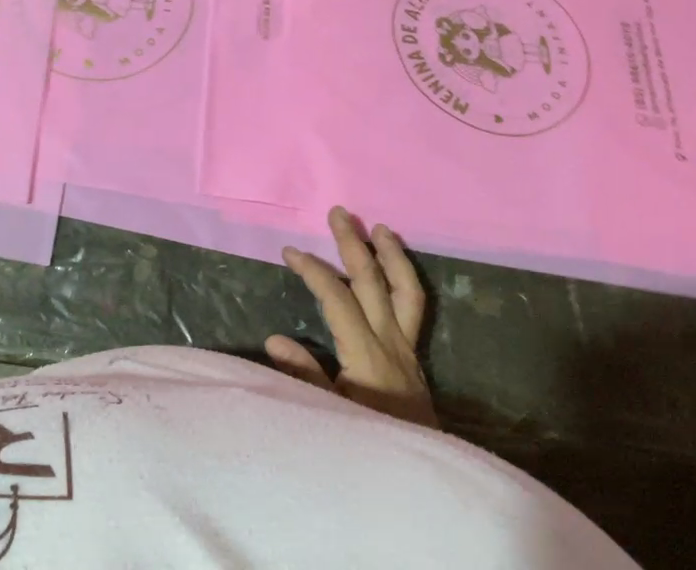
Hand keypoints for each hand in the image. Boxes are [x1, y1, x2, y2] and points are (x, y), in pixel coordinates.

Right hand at [265, 206, 438, 428]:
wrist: (420, 482)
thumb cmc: (368, 447)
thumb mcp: (328, 418)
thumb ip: (303, 377)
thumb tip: (275, 338)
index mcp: (366, 354)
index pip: (337, 298)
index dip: (313, 270)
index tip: (290, 251)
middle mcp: (391, 344)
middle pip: (373, 283)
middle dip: (354, 245)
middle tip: (339, 213)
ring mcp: (408, 349)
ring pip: (405, 291)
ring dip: (392, 256)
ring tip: (381, 228)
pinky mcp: (414, 358)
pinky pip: (414, 308)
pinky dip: (404, 281)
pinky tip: (396, 272)